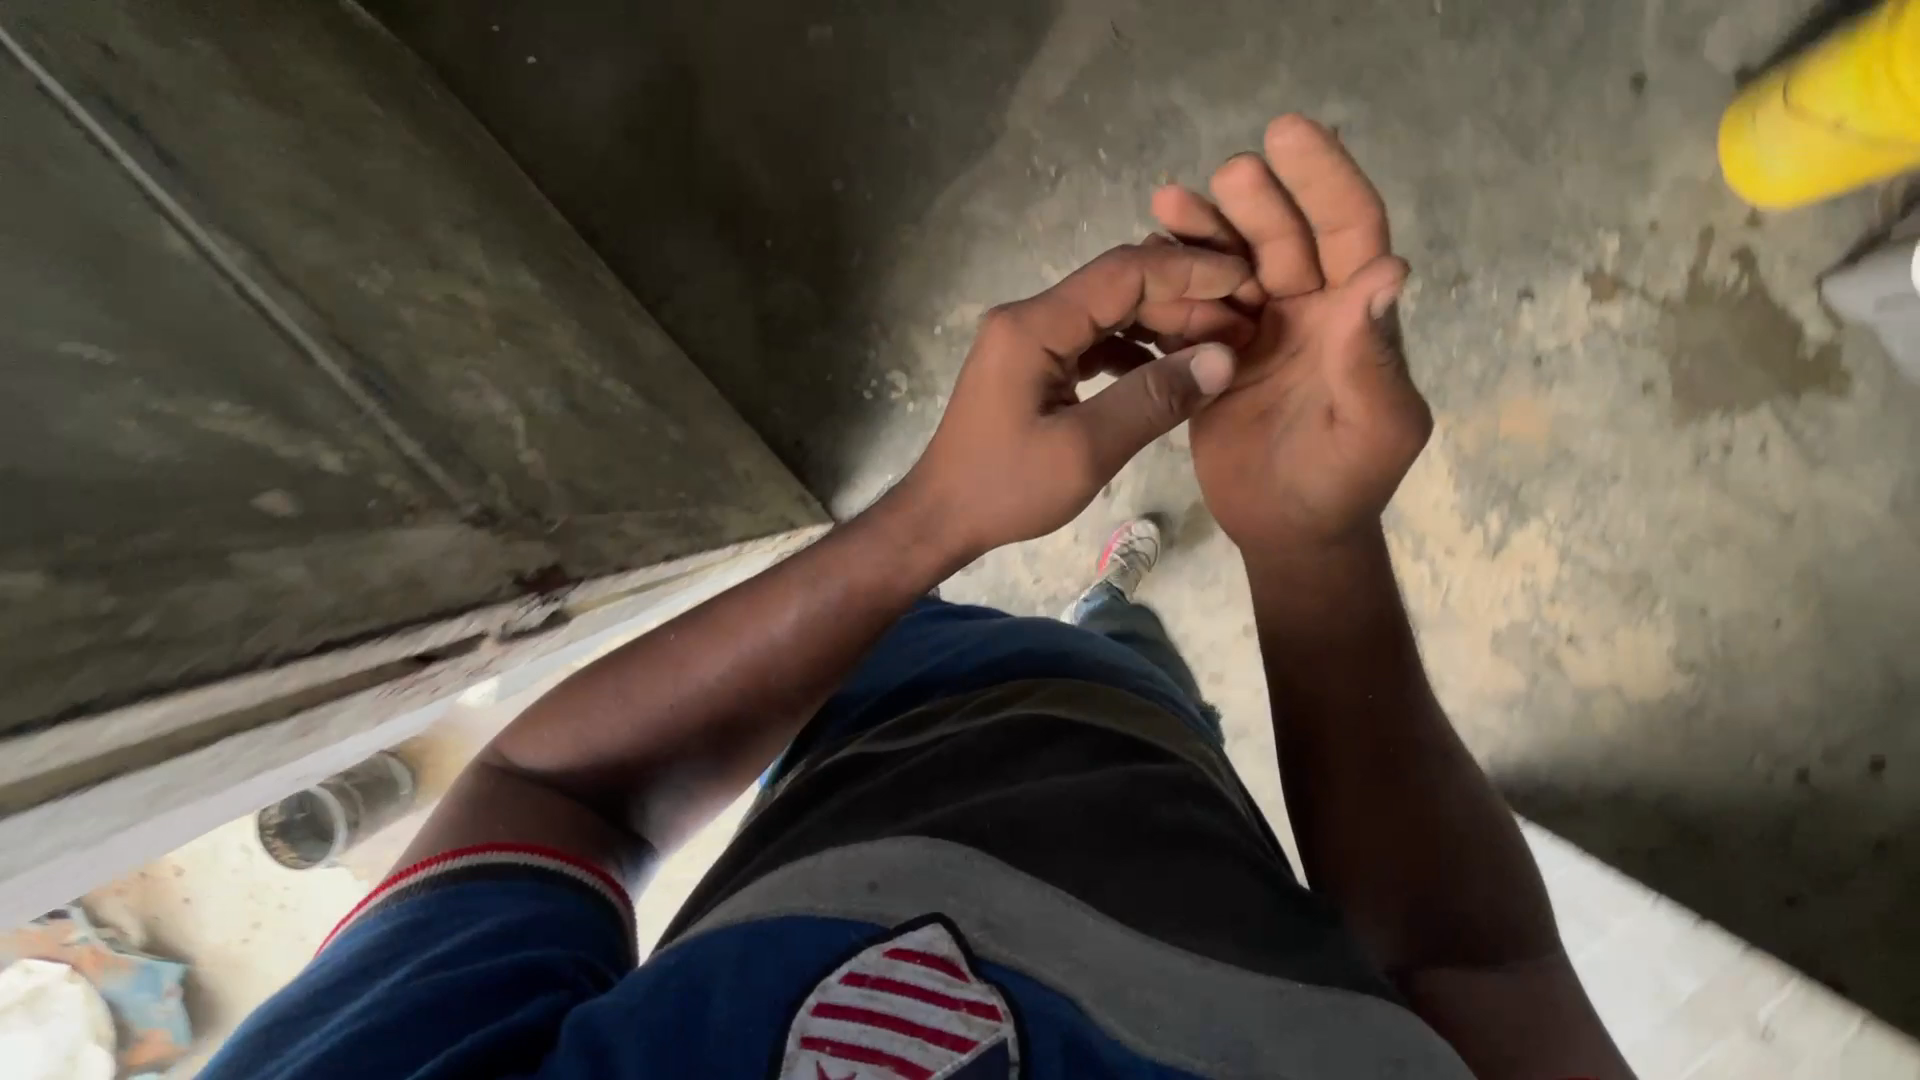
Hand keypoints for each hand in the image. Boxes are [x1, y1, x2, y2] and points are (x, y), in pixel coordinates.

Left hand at [901, 243, 1255, 561]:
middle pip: (1118, 287)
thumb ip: (1153, 400)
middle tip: (1243, 325)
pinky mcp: (1031, 364)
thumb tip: (1223, 359)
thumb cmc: (1004, 488)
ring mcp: (1027, 339)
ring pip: (1108, 313)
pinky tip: (1168, 372)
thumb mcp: (1084, 451)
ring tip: (1216, 348)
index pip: (1125, 273)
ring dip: (1162, 325)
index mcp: (1033, 326)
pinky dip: (1134, 351)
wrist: (942, 515)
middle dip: (1184, 300)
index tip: (1247, 284)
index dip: (1191, 272)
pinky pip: (1092, 341)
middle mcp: (1028, 318)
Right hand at [1151, 115, 1430, 552]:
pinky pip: (1187, 314)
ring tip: (1165, 204)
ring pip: (1226, 270)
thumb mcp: (1377, 428)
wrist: (1286, 531)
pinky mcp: (1208, 361)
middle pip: (1280, 239)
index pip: (1348, 231)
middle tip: (1220, 176)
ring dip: (1200, 235)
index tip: (1288, 136)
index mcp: (1353, 318)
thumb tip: (1384, 275)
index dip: (1324, 179)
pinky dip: (1165, 289)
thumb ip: (1375, 360)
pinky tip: (1139, 268)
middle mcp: (1305, 313)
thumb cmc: (1344, 483)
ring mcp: (1252, 336)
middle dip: (1252, 202)